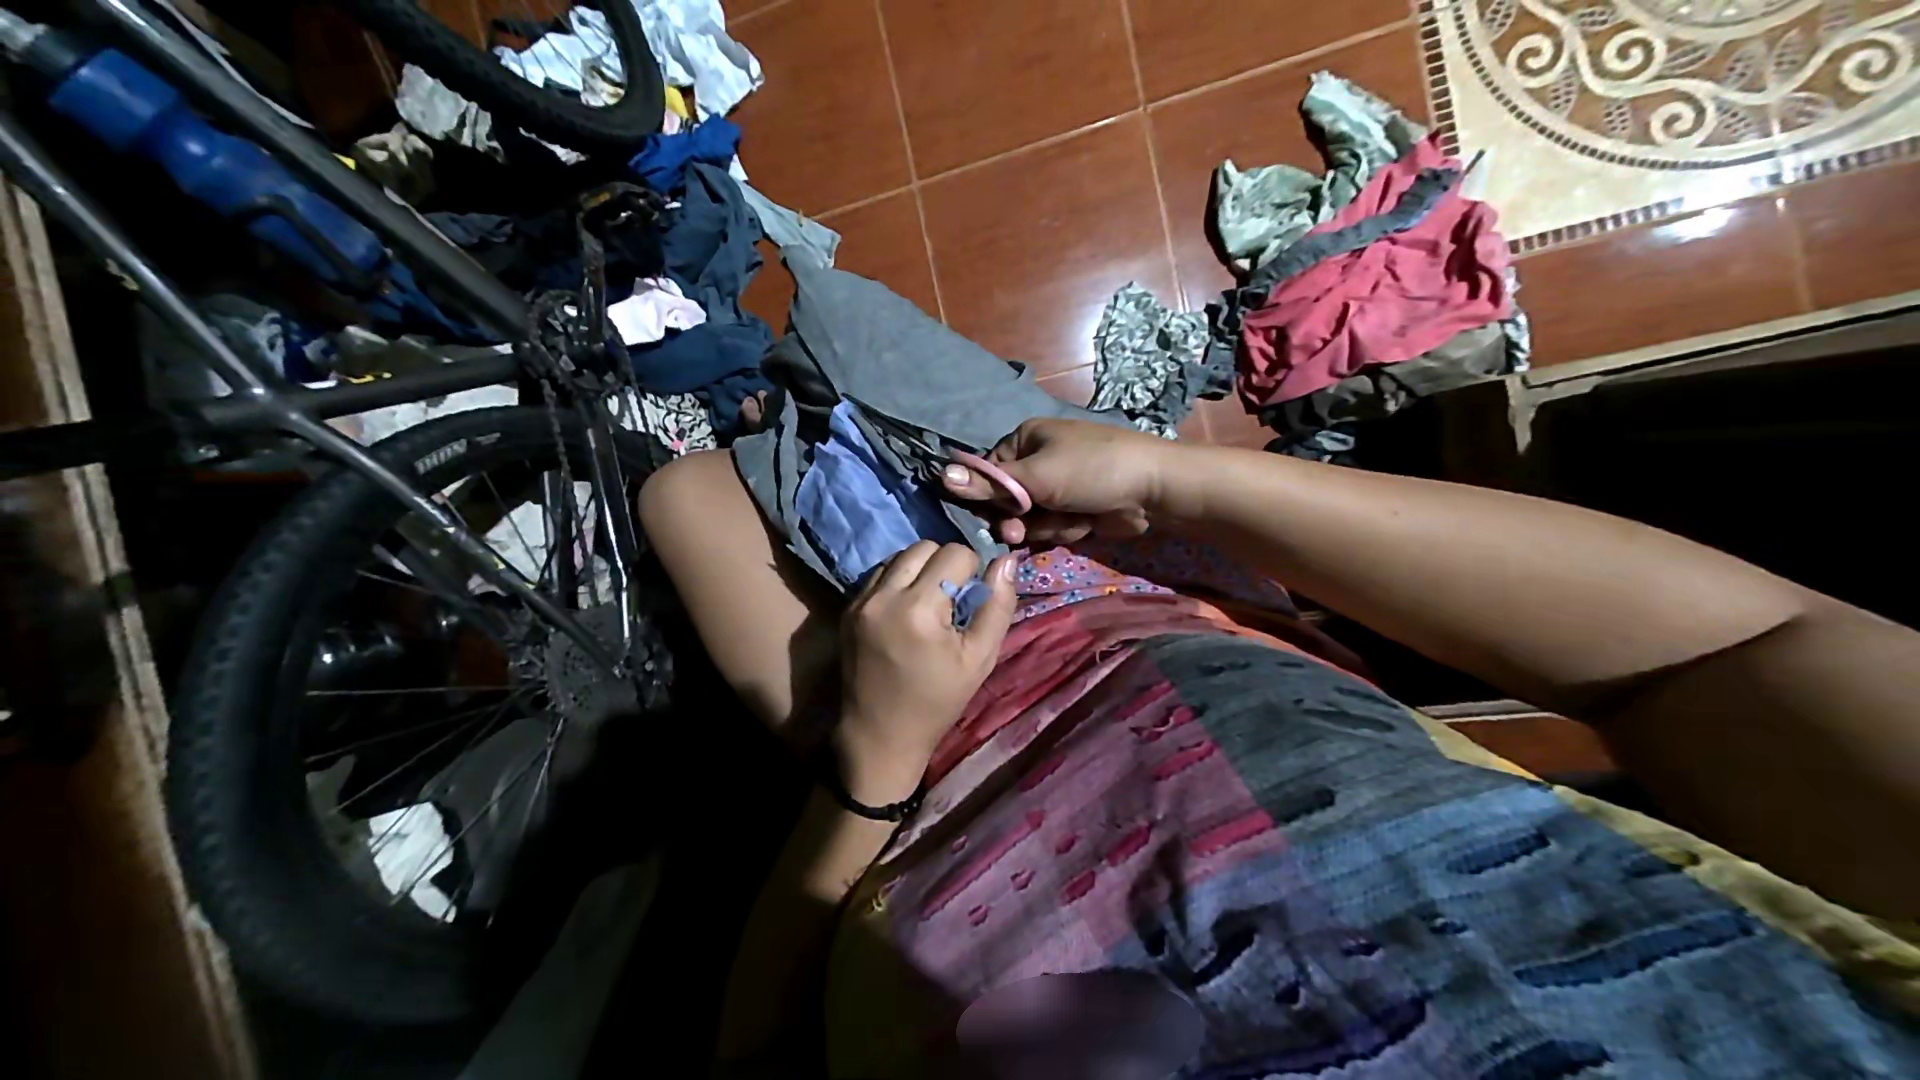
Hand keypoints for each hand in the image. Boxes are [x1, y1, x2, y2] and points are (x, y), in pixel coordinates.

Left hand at [835, 541, 1016, 802]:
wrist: (879, 734)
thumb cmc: (937, 701)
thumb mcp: (980, 658)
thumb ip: (997, 606)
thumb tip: (1008, 560)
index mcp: (919, 609)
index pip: (954, 553)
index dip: (972, 569)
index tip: (972, 598)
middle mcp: (884, 596)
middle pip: (924, 546)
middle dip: (945, 563)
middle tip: (952, 598)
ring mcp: (860, 601)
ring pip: (899, 556)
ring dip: (920, 569)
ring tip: (928, 602)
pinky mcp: (848, 608)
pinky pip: (879, 574)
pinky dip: (897, 581)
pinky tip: (906, 610)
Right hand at [940, 418, 1182, 544]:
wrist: (1153, 490)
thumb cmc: (1092, 470)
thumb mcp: (1036, 477)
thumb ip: (990, 484)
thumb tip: (940, 475)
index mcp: (1024, 440)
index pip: (987, 474)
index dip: (988, 500)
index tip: (996, 518)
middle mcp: (1036, 461)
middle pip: (1006, 501)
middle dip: (1019, 519)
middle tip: (1023, 532)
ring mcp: (1057, 486)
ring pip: (1030, 519)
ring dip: (1046, 526)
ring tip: (1069, 520)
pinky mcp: (1073, 508)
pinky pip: (1053, 526)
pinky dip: (1065, 529)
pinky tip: (1084, 524)